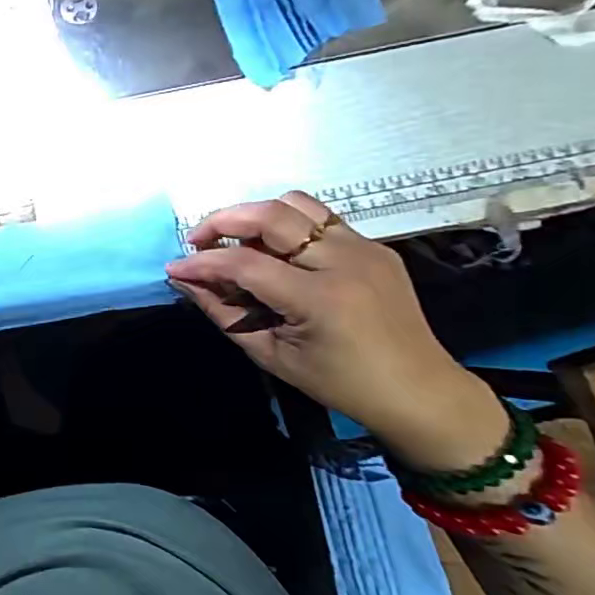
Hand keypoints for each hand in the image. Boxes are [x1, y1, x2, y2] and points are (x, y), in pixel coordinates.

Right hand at [165, 191, 506, 472]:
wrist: (418, 390)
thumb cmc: (342, 386)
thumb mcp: (274, 357)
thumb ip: (226, 315)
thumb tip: (188, 282)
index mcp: (319, 299)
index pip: (246, 263)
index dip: (203, 262)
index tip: (176, 266)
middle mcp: (343, 261)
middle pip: (271, 214)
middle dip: (224, 218)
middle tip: (198, 239)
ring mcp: (364, 247)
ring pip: (297, 203)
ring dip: (258, 215)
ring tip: (238, 240)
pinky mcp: (375, 245)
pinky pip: (322, 219)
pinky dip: (289, 226)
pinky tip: (277, 251)